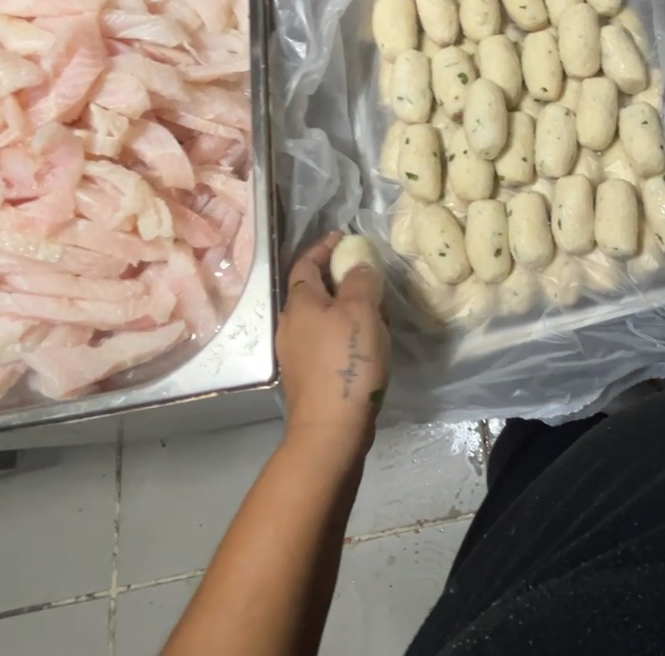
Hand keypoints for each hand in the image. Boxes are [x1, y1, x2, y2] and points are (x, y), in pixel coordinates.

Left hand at [277, 233, 389, 457]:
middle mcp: (291, 325)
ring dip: (343, 305)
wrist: (331, 427)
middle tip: (367, 271)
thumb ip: (360, 280)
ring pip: (320, 316)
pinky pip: (326, 338)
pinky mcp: (308, 375)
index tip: (344, 237)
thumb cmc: (347, 361)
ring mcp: (296, 352)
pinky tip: (365, 340)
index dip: (323, 247)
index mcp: (299, 303)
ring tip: (374, 306)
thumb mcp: (361, 311)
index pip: (305, 263)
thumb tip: (358, 263)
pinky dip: (344, 329)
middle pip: (312, 289)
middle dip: (337, 276)